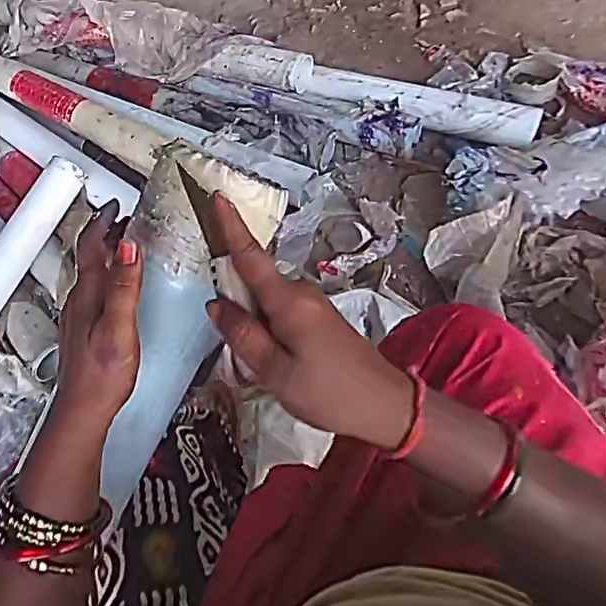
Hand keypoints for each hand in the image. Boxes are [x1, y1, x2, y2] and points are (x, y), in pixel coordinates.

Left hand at [54, 202, 142, 428]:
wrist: (83, 410)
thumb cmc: (101, 376)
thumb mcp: (119, 328)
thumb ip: (123, 287)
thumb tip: (128, 247)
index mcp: (87, 294)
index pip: (91, 244)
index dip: (102, 220)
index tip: (116, 205)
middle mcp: (79, 299)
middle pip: (90, 254)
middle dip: (107, 231)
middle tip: (126, 219)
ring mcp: (79, 313)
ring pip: (92, 270)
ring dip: (109, 252)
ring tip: (128, 245)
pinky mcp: (83, 326)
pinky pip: (95, 288)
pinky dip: (109, 274)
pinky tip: (121, 284)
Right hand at [203, 194, 417, 450]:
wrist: (389, 408)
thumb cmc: (331, 394)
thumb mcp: (276, 373)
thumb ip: (243, 336)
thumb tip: (216, 306)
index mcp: (289, 302)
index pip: (251, 257)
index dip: (231, 227)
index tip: (219, 197)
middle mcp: (301, 293)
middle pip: (253, 285)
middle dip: (236, 308)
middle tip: (242, 354)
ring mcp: (312, 303)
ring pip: (266, 303)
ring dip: (254, 326)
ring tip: (266, 371)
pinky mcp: (318, 316)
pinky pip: (280, 313)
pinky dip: (268, 331)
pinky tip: (279, 365)